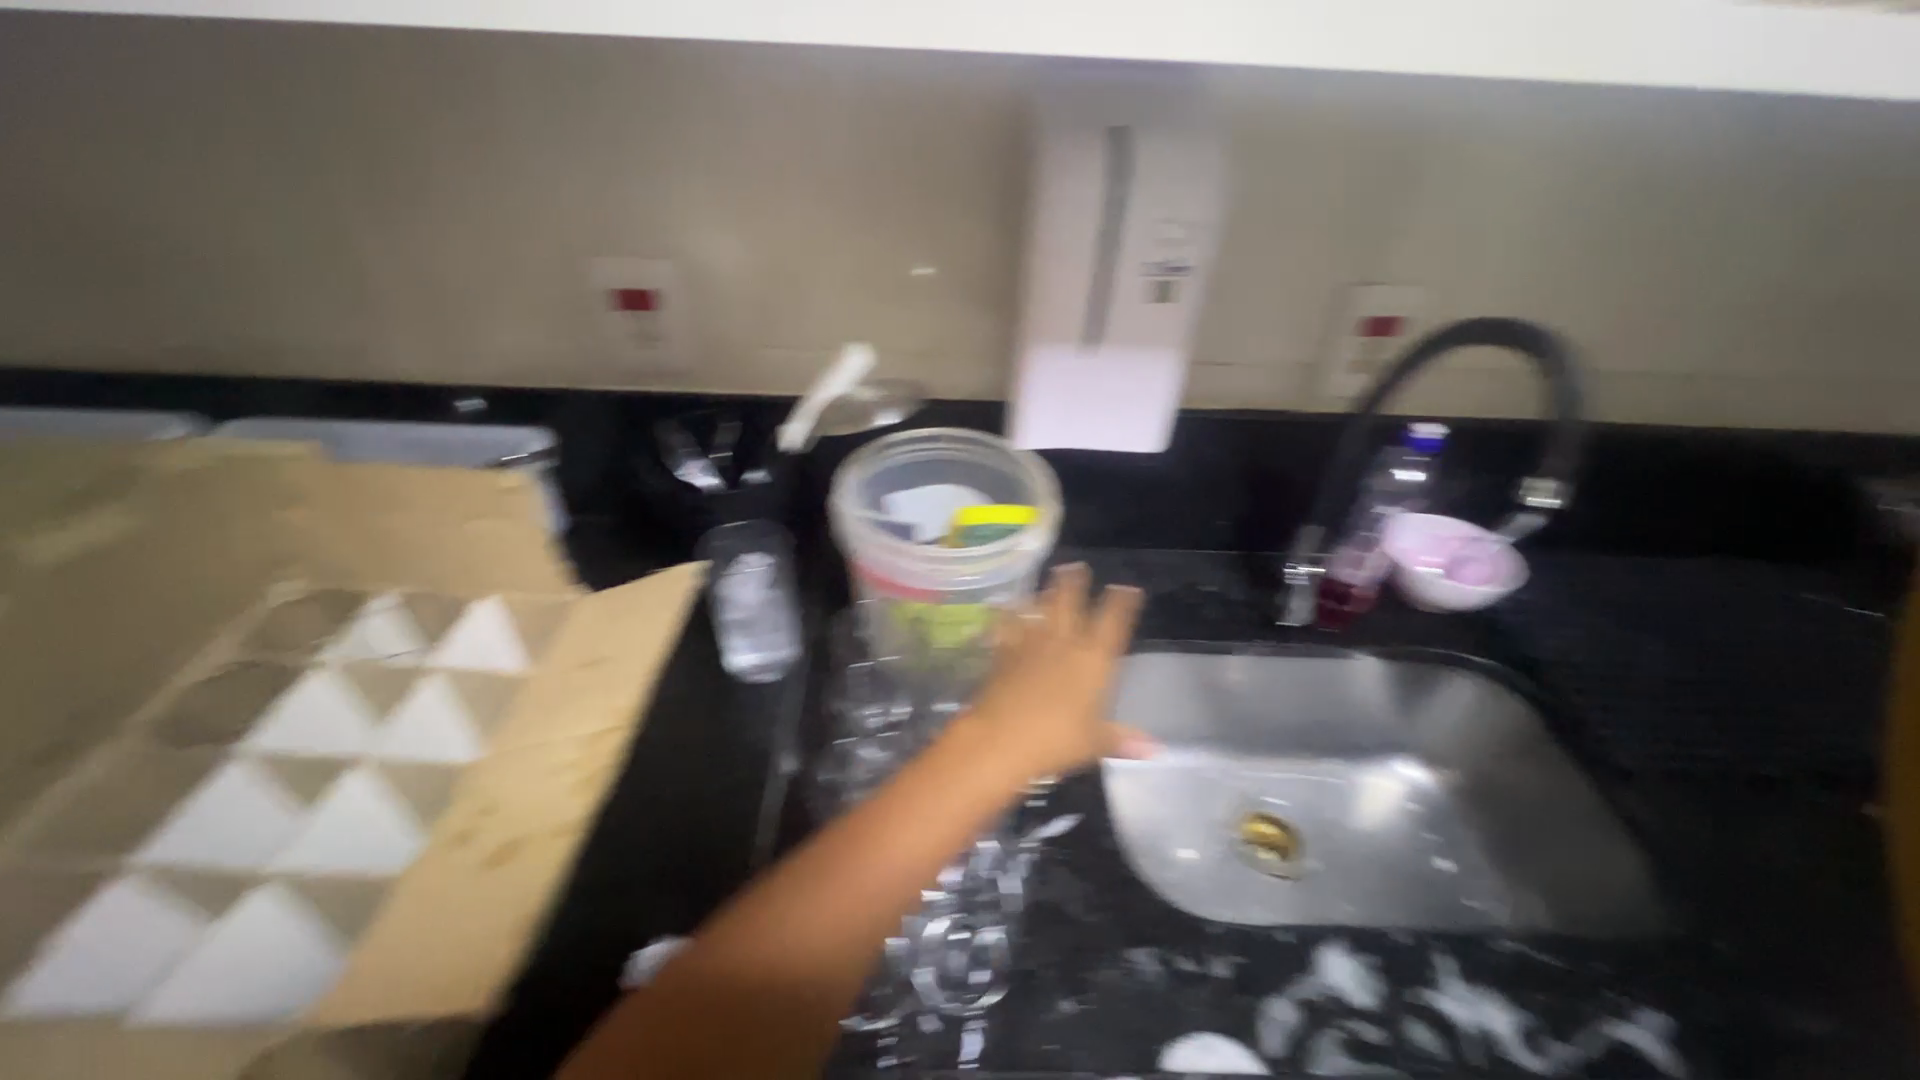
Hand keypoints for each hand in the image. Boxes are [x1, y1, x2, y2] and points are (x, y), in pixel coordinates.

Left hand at [956, 563, 1150, 784]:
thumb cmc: (1056, 741)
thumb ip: (1121, 738)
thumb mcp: (1094, 742)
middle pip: (1070, 603)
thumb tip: (1155, 749)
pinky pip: (1006, 628)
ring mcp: (1030, 645)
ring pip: (1039, 609)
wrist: (1000, 738)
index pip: (1112, 622)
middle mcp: (1063, 644)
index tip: (1126, 587)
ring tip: (1046, 580)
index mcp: (1093, 660)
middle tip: (1075, 565)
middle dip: (1075, 583)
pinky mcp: (1002, 654)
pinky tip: (1001, 608)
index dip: (1121, 603)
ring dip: (1043, 593)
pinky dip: (1005, 617)